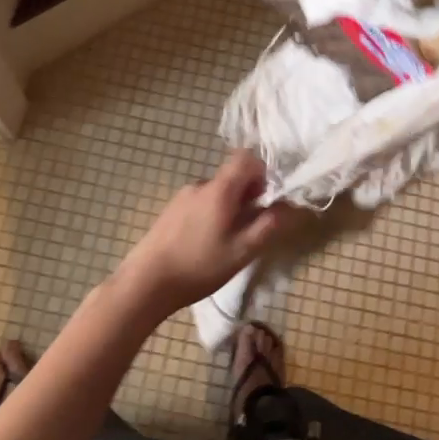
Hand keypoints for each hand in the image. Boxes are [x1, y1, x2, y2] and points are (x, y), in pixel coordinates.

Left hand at [114, 152, 297, 314]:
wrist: (147, 281)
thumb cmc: (199, 265)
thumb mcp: (242, 251)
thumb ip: (268, 226)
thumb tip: (292, 206)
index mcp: (220, 189)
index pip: (246, 158)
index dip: (262, 172)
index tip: (267, 200)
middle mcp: (200, 184)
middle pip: (232, 176)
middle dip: (247, 196)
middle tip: (251, 228)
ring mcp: (182, 196)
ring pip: (216, 192)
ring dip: (229, 208)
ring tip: (227, 242)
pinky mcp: (170, 210)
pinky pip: (200, 203)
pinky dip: (211, 215)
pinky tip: (205, 245)